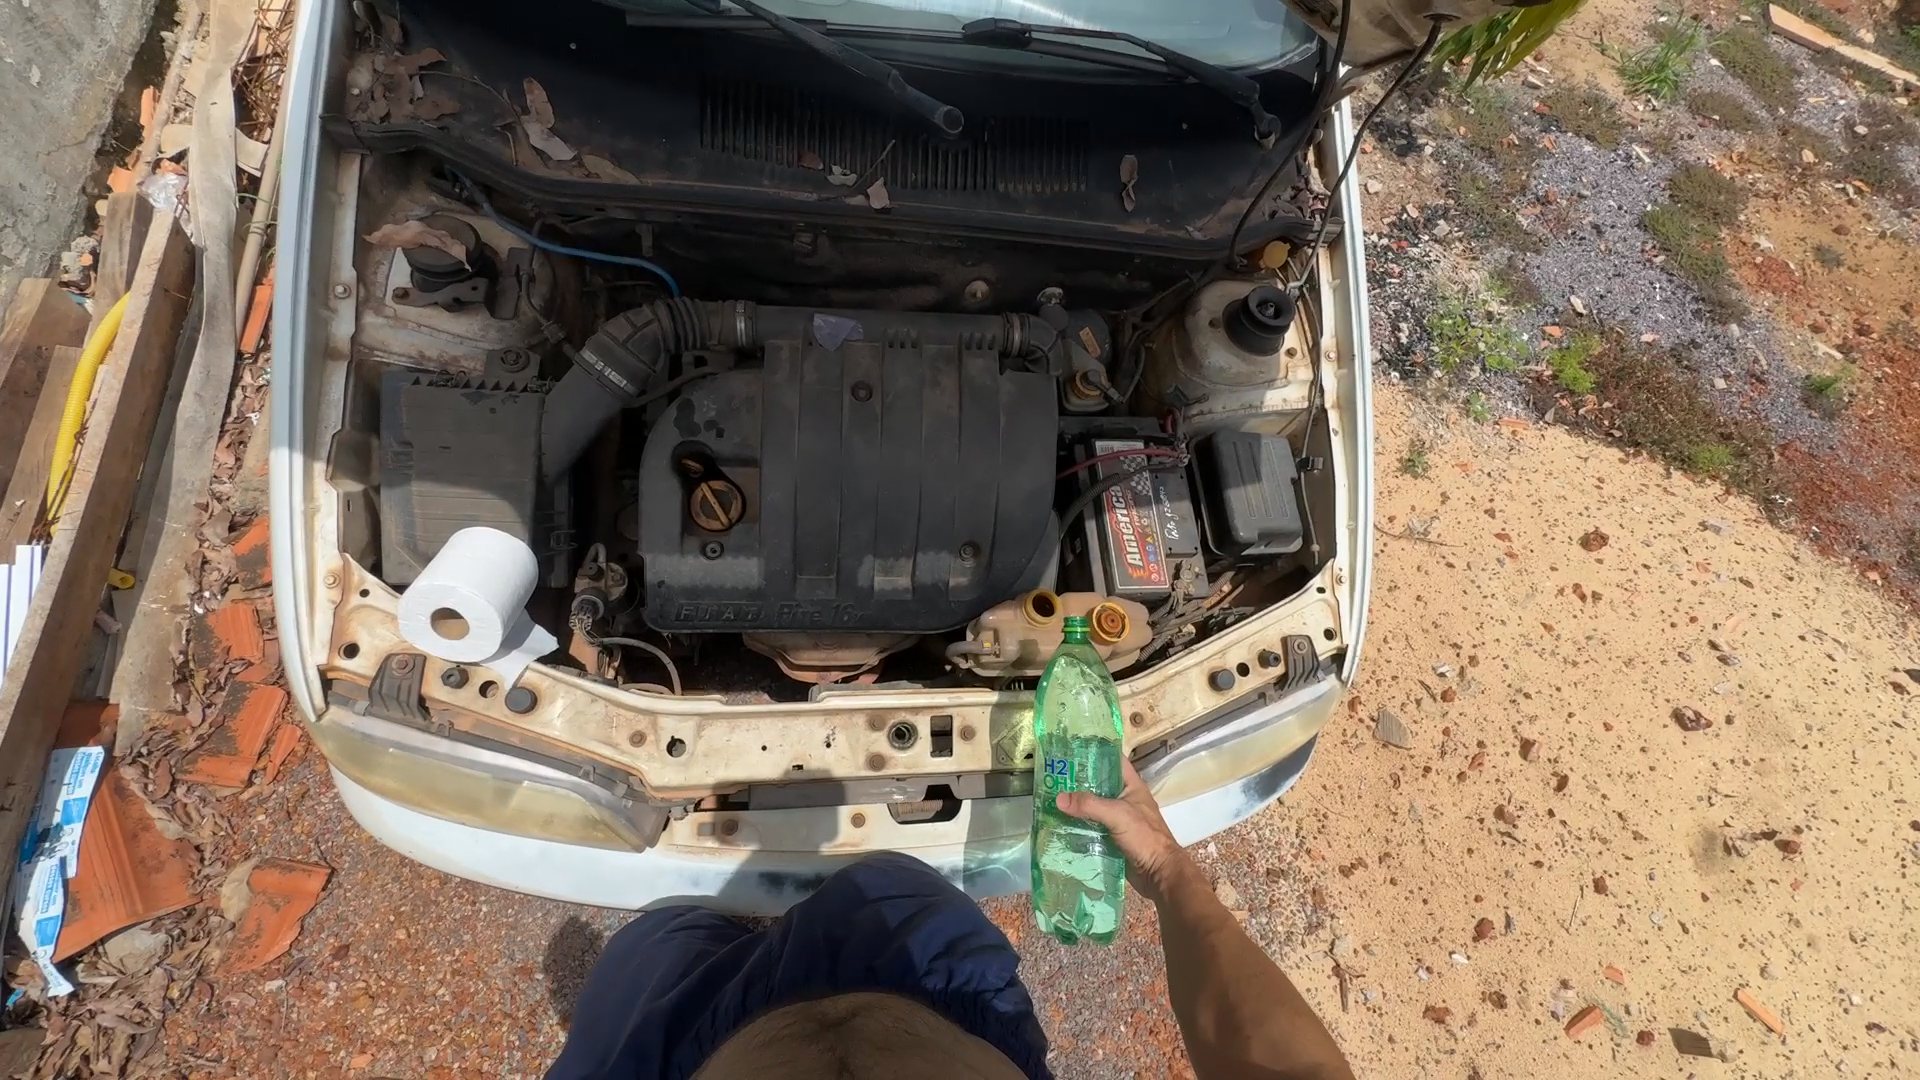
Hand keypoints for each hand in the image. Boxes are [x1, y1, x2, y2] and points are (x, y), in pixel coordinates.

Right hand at [1055, 759, 1193, 905]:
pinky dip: (1077, 823)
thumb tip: (1058, 798)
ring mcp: (1117, 818)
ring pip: (1092, 806)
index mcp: (1131, 785)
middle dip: (1077, 780)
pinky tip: (1059, 821)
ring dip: (1075, 804)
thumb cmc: (1144, 836)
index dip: (1093, 752)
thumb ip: (1089, 804)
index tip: (1069, 749)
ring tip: (1049, 797)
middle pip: (1097, 784)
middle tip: (1051, 775)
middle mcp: (1123, 798)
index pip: (1112, 760)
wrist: (1159, 874)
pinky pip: (1090, 825)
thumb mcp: (1117, 814)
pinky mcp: (1111, 836)